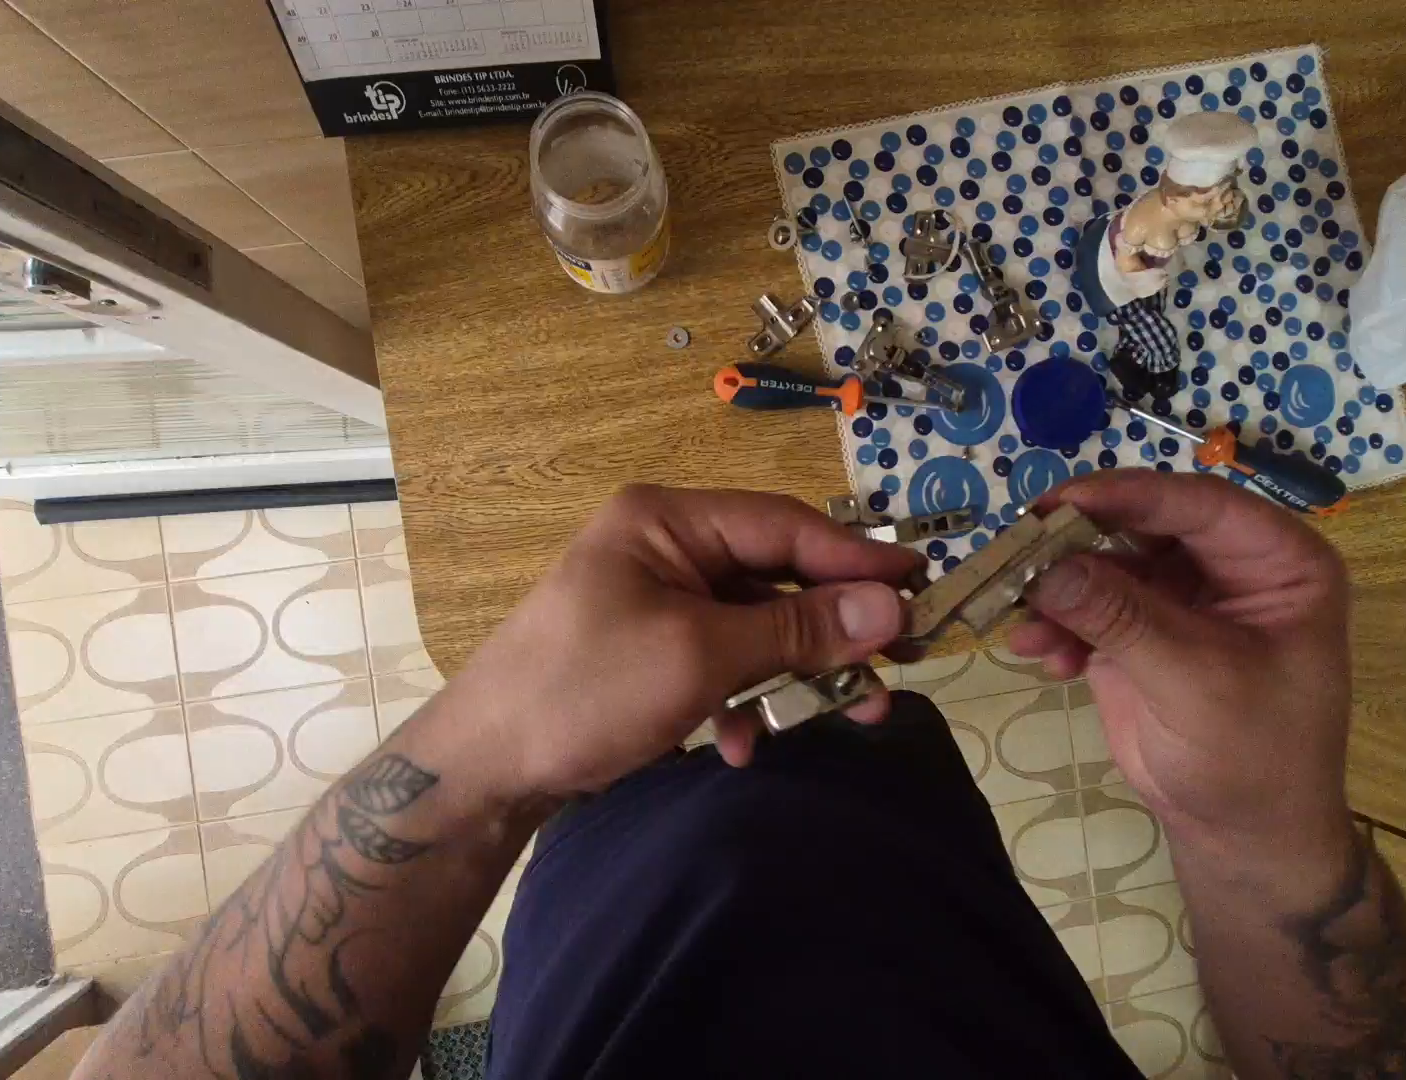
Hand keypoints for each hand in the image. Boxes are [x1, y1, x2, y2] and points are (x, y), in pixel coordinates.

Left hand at [431, 486, 925, 797]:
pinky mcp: (656, 646)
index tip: (919, 583)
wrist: (486, 768)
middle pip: (775, 576)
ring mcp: (661, 598)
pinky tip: (739, 742)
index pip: (783, 526)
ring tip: (847, 712)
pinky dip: (742, 697)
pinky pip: (722, 659)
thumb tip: (891, 608)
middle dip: (831, 626)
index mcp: (667, 520)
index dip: (855, 557)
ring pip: (755, 625)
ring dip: (792, 671)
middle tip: (897, 660)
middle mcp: (667, 547)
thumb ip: (798, 629)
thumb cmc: (585, 690)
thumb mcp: (699, 656)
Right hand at [1006, 471, 1353, 865]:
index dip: (1129, 495)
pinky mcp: (1131, 630)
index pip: (1199, 505)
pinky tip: (1039, 654)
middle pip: (1138, 527)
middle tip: (1018, 546)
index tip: (1058, 501)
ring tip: (1018, 614)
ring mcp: (1171, 598)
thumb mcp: (1194, 681)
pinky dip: (1056, 627)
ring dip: (1055, 590)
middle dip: (1076, 541)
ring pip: (1100, 565)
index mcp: (1273, 562)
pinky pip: (1083, 607)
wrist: (1237, 830)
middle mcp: (1221, 568)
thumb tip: (1043, 568)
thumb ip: (1121, 618)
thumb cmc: (1251, 755)